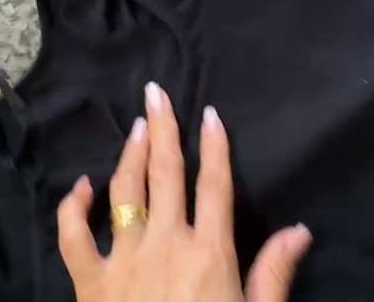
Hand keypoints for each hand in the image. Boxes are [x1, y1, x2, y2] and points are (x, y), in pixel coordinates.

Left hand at [57, 82, 312, 301]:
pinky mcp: (89, 282)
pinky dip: (73, 207)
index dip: (215, 147)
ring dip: (131, 153)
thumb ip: (273, 274)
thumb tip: (300, 230)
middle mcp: (164, 244)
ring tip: (138, 124)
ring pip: (125, 190)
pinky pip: (74, 236)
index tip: (211, 114)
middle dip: (166, 128)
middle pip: (166, 173)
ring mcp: (123, 260)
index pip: (215, 185)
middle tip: (157, 91)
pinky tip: (82, 186)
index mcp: (208, 253)